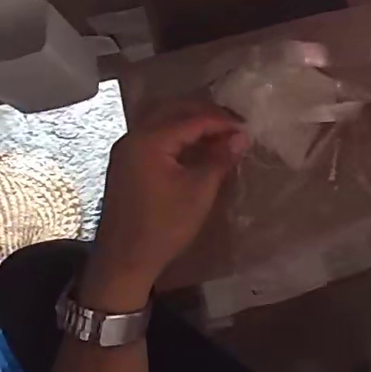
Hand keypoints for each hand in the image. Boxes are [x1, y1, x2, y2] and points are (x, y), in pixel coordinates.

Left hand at [84, 100, 246, 308]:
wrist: (125, 260)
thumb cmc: (164, 226)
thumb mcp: (199, 191)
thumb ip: (220, 158)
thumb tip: (242, 136)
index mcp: (149, 140)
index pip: (191, 119)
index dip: (221, 122)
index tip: (246, 128)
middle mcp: (133, 137)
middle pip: (173, 111)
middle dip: (205, 115)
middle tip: (233, 125)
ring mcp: (126, 150)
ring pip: (162, 123)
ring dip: (190, 124)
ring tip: (218, 135)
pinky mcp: (125, 164)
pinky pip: (154, 137)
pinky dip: (176, 137)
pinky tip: (195, 148)